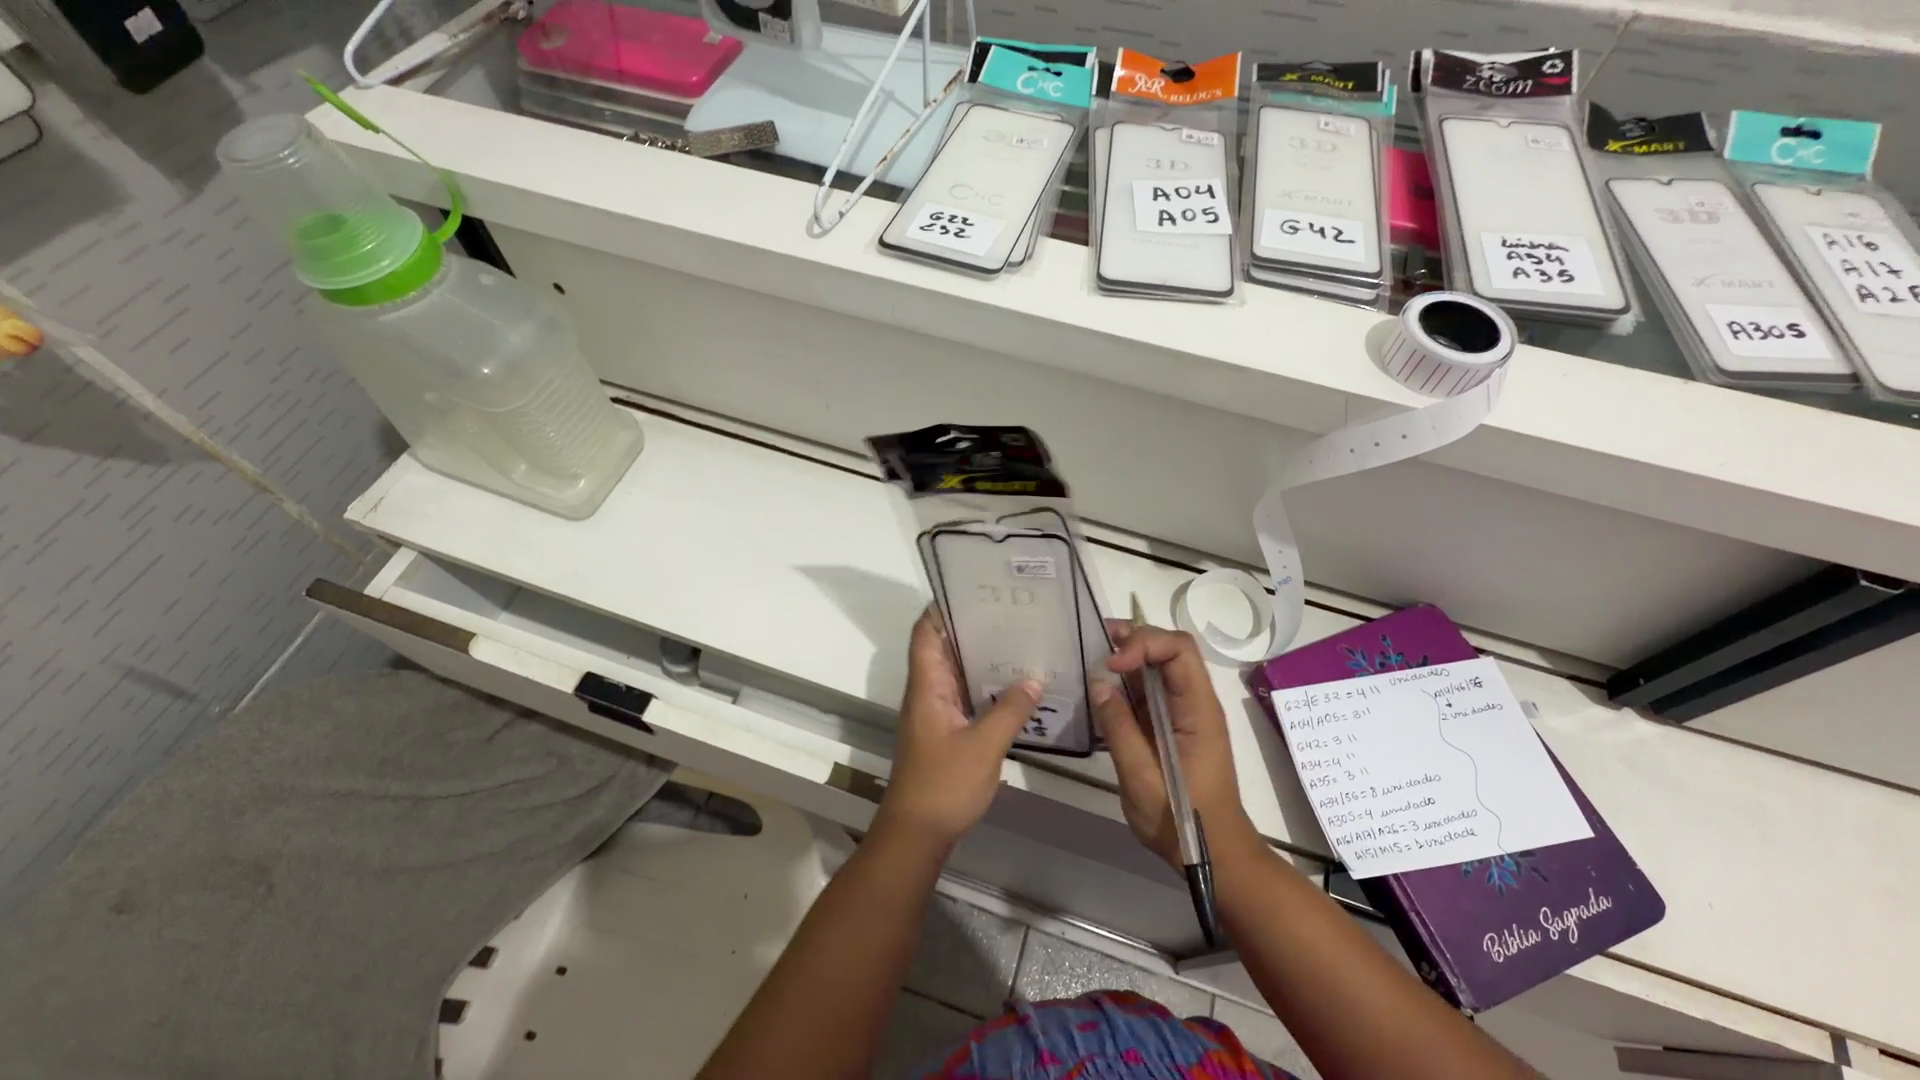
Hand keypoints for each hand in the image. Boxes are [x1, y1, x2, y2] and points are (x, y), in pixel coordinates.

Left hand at [877, 609, 1040, 848]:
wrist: (918, 833)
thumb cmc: (944, 784)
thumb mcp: (983, 745)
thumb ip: (1010, 710)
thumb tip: (1034, 678)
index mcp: (927, 688)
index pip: (926, 634)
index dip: (942, 608)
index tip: (972, 588)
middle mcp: (928, 694)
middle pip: (944, 648)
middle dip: (972, 628)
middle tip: (1012, 611)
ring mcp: (936, 714)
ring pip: (957, 674)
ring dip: (982, 658)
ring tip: (1021, 640)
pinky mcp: (947, 733)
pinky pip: (966, 698)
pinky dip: (986, 687)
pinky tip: (1016, 686)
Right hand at [1093, 622, 1255, 868]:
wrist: (1213, 855)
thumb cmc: (1183, 820)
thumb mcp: (1142, 778)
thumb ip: (1120, 729)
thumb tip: (1099, 684)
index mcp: (1198, 710)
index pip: (1178, 650)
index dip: (1144, 644)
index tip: (1111, 664)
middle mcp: (1195, 704)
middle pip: (1171, 650)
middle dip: (1135, 639)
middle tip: (1095, 641)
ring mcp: (1185, 715)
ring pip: (1160, 668)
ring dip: (1129, 658)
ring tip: (1092, 658)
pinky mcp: (1172, 728)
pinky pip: (1152, 693)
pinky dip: (1127, 684)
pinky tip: (1101, 690)